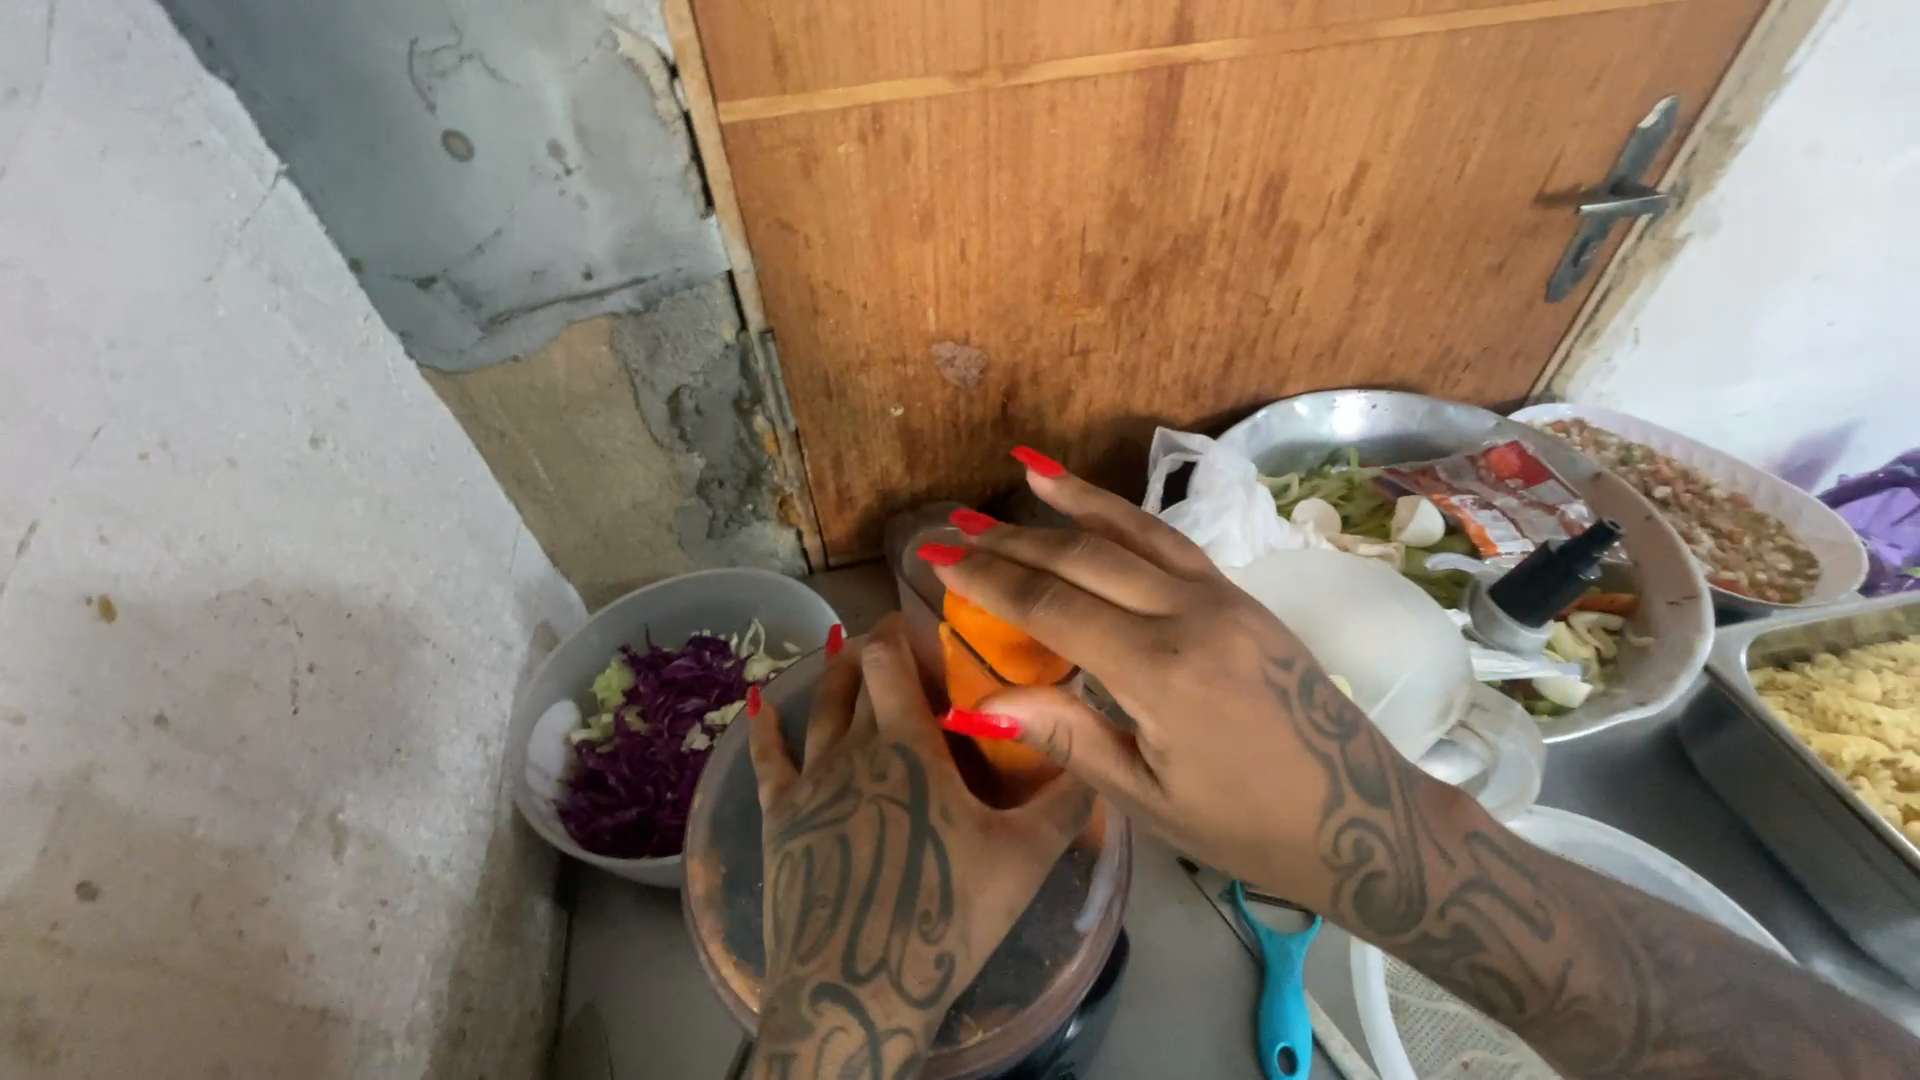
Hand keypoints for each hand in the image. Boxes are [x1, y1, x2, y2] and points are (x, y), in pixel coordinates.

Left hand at [746, 615, 1091, 1079]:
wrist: (858, 988)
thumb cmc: (946, 916)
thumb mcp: (1025, 858)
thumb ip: (1066, 800)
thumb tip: (1098, 754)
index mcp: (908, 745)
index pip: (891, 663)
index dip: (898, 633)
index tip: (915, 621)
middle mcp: (854, 748)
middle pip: (860, 681)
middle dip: (877, 653)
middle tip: (897, 645)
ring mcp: (810, 781)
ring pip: (820, 708)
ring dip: (834, 676)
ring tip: (844, 654)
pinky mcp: (780, 816)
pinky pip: (769, 758)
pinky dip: (766, 727)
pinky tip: (760, 705)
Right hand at [930, 453, 1430, 911]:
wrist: (1366, 817)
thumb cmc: (1248, 826)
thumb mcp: (1147, 798)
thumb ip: (1066, 736)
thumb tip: (979, 706)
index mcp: (1161, 670)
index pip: (1052, 608)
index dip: (989, 580)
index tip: (937, 557)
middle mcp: (1189, 614)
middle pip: (1083, 559)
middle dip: (1011, 540)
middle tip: (954, 523)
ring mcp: (1221, 596)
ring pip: (1131, 532)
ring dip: (1070, 502)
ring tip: (1023, 472)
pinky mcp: (1240, 594)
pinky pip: (1170, 541)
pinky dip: (1125, 514)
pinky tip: (1095, 504)